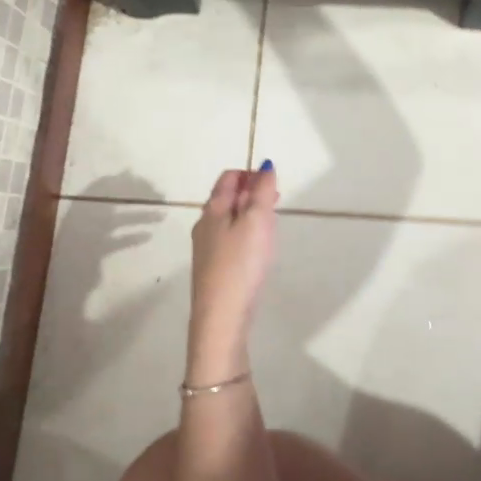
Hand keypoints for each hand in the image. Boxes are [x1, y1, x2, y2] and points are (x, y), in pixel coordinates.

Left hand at [186, 164, 278, 381]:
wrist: (221, 315)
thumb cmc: (241, 263)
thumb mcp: (257, 221)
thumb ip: (262, 191)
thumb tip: (265, 166)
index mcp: (213, 208)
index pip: (229, 177)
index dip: (251, 173)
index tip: (272, 184)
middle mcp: (204, 223)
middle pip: (227, 197)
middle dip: (251, 192)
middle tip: (275, 200)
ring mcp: (205, 247)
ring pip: (227, 219)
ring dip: (248, 213)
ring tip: (270, 223)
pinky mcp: (211, 267)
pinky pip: (228, 238)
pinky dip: (244, 232)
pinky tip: (256, 249)